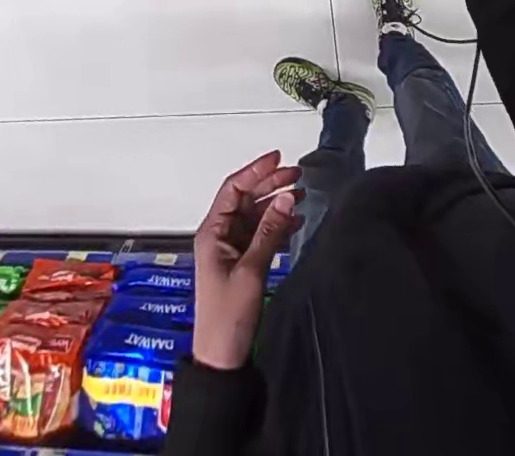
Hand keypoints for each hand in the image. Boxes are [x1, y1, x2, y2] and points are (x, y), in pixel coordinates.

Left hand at [192, 151, 302, 368]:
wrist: (223, 356)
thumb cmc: (228, 316)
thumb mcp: (250, 269)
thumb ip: (269, 231)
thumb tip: (286, 197)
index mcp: (213, 231)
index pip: (233, 189)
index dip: (255, 171)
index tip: (277, 158)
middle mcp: (221, 234)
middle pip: (246, 197)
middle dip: (270, 183)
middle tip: (296, 174)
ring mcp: (232, 246)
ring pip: (257, 213)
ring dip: (278, 202)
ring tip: (300, 192)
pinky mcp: (244, 259)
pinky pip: (263, 231)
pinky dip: (280, 222)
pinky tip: (296, 218)